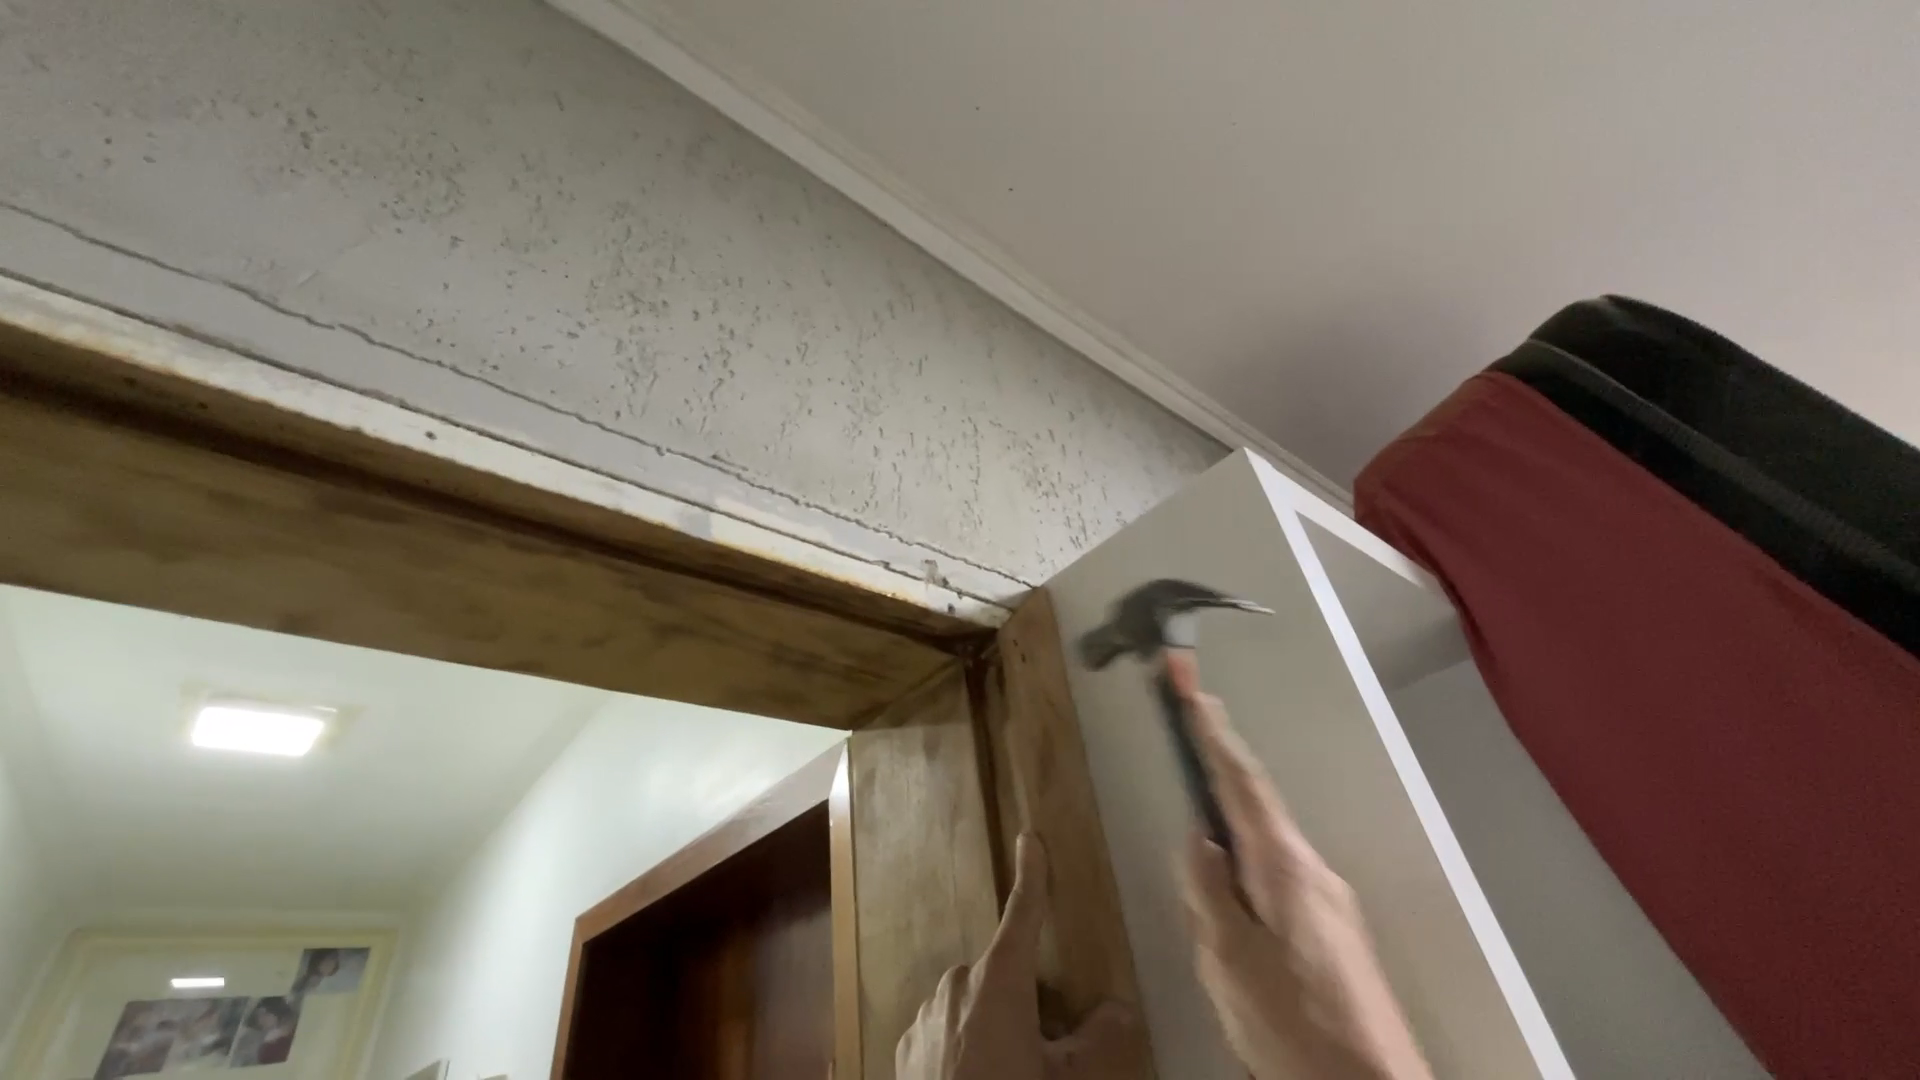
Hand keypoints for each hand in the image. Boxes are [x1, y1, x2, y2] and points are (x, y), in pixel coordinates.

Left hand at [896, 834, 1138, 1079]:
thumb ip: (1096, 1041)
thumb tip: (1119, 1010)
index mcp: (998, 981)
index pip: (1023, 914)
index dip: (1032, 875)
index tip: (1030, 837)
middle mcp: (957, 984)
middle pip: (1002, 974)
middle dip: (1024, 1000)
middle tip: (1041, 1050)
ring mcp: (925, 1014)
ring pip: (971, 1002)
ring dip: (991, 1023)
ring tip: (1004, 1072)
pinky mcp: (905, 1045)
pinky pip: (943, 1028)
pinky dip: (961, 1043)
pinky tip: (971, 1079)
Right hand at [1181, 692, 1433, 1079]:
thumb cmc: (1291, 1025)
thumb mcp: (1229, 961)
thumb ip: (1209, 891)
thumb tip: (1200, 839)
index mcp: (1282, 867)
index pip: (1239, 781)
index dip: (1209, 726)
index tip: (1187, 678)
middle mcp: (1310, 867)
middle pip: (1254, 797)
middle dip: (1217, 748)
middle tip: (1186, 704)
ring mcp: (1326, 895)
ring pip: (1264, 835)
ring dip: (1229, 799)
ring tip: (1196, 786)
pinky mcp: (1331, 924)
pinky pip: (1275, 865)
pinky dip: (1245, 842)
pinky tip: (1228, 869)